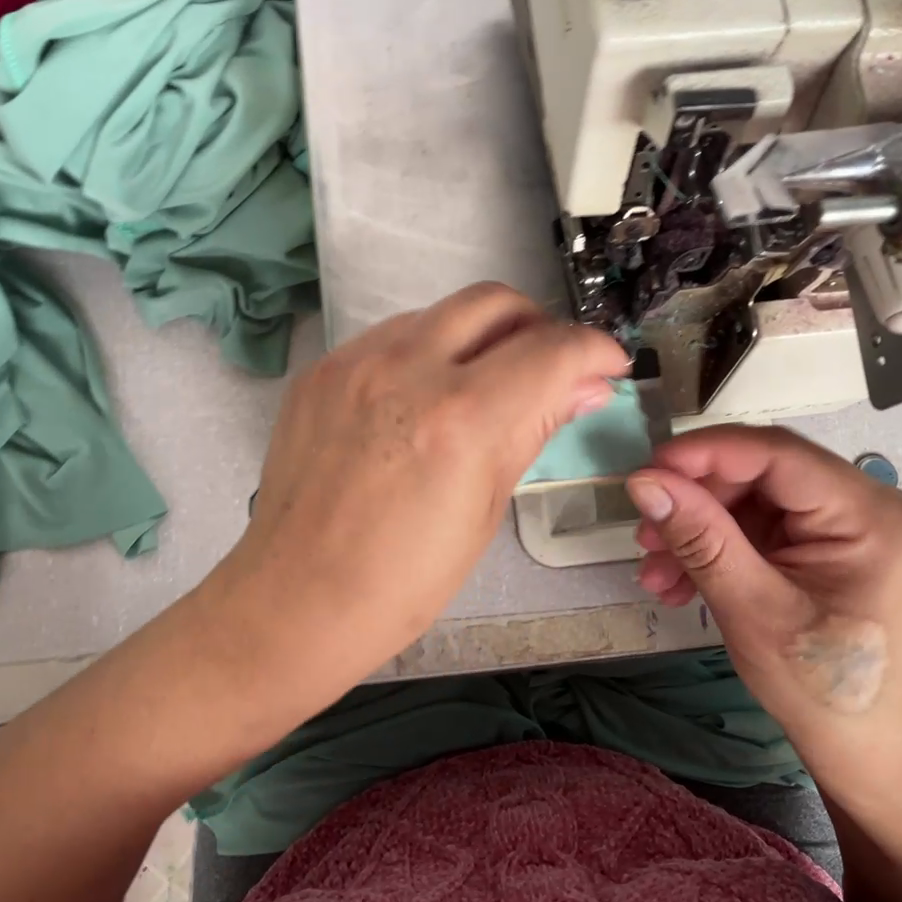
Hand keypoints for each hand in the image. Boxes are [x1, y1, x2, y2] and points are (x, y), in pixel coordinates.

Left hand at [229, 282, 628, 660]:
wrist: (296, 598)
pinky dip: (425, 353)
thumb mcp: (486, 508)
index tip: (605, 366)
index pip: (552, 349)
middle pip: (496, 302)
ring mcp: (354, 362)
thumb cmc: (404, 580)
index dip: (594, 350)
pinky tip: (420, 400)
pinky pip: (391, 336)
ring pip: (440, 312)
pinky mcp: (322, 369)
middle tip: (545, 369)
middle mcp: (406, 369)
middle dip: (537, 326)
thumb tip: (587, 386)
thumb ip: (536, 428)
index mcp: (461, 418)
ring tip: (480, 388)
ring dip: (478, 337)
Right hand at [626, 426, 901, 772]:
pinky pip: (764, 525)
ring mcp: (853, 523)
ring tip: (655, 571)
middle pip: (764, 474)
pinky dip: (719, 546)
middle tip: (644, 534)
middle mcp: (873, 505)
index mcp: (873, 517)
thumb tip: (642, 481)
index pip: (780, 455)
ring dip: (700, 528)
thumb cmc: (817, 687)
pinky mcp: (832, 542)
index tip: (646, 470)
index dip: (707, 453)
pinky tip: (679, 580)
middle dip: (697, 500)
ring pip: (756, 499)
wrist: (862, 749)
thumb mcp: (751, 609)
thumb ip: (699, 537)